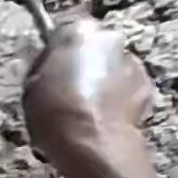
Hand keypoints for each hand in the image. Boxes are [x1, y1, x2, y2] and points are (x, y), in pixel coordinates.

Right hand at [23, 18, 158, 167]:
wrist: (94, 146)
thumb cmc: (56, 116)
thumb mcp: (31, 92)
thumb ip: (39, 73)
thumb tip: (42, 70)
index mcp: (79, 31)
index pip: (62, 33)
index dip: (51, 57)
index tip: (44, 78)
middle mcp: (110, 37)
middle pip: (91, 49)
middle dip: (81, 68)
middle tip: (65, 97)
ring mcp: (132, 62)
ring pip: (111, 69)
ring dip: (100, 85)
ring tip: (85, 115)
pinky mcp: (146, 88)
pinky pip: (127, 90)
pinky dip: (116, 102)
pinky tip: (103, 122)